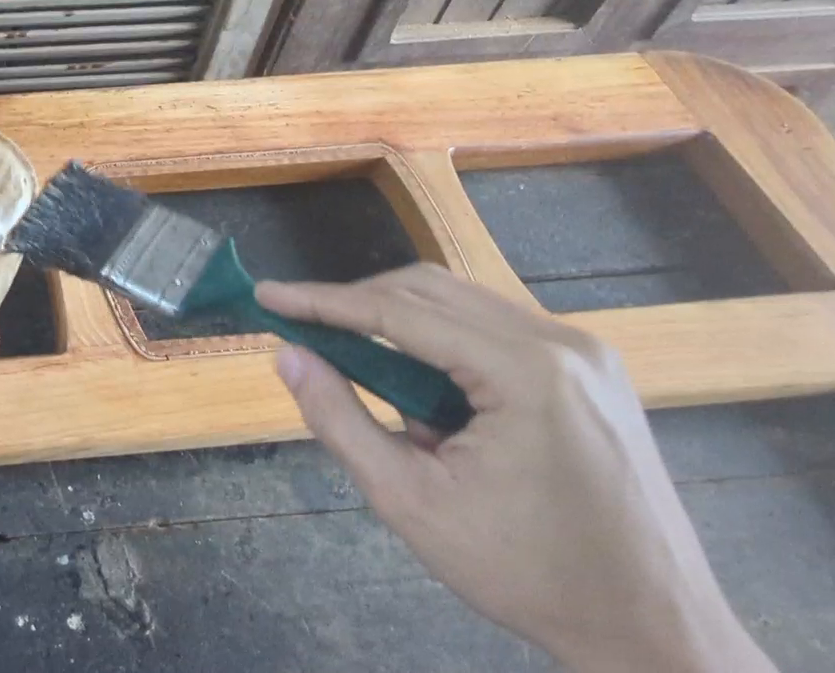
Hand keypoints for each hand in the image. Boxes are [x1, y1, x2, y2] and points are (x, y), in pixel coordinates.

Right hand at [258, 266, 772, 672]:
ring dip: (395, 322)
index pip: (399, 311)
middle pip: (430, 289)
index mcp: (527, 372)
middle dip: (356, 304)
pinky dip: (437, 342)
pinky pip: (489, 328)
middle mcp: (564, 343)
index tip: (265, 295)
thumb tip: (287, 355)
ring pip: (458, 302)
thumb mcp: (409, 500)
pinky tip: (420, 391)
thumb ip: (338, 418)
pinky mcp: (590, 370)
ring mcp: (585, 353)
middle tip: (301, 328)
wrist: (654, 630)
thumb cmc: (525, 571)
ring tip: (354, 364)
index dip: (322, 300)